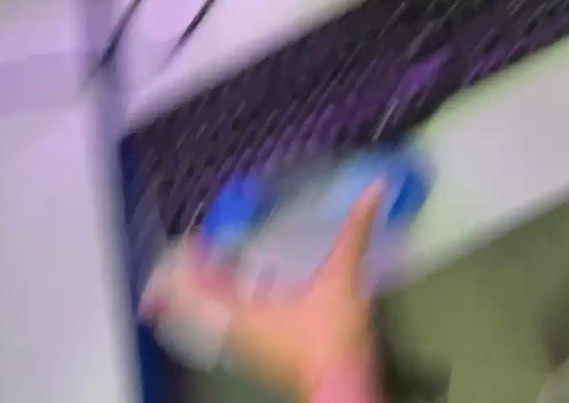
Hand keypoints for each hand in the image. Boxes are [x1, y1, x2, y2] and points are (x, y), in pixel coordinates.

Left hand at [141, 183, 385, 402]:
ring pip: (218, 309)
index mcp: (243, 312)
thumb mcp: (343, 274)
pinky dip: (235, 297)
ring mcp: (247, 340)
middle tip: (203, 243)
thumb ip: (356, 231)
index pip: (202, 284)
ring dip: (216, 285)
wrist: (340, 378)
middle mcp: (237, 327)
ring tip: (223, 258)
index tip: (194, 235)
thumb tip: (374, 189)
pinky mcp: (263, 345)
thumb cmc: (331, 331)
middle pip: (203, 299)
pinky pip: (235, 316)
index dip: (194, 259)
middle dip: (198, 272)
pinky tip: (257, 283)